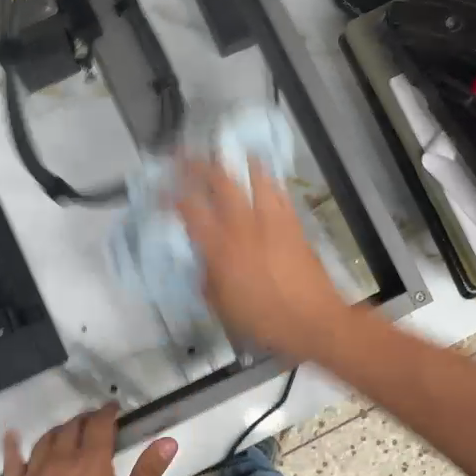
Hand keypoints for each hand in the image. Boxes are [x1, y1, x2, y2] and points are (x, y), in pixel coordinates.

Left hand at [0, 406, 175, 475]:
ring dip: (60, 429)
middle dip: (86, 419)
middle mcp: (60, 461)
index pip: (99, 426)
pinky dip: (13, 444)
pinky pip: (12, 460)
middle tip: (96, 420)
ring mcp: (34, 475)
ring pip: (46, 439)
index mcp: (91, 464)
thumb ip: (147, 474)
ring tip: (69, 430)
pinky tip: (12, 436)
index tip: (114, 408)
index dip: (107, 413)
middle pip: (72, 428)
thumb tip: (168, 441)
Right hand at [176, 159, 349, 360]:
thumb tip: (204, 260)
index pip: (189, 208)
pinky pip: (278, 191)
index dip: (171, 193)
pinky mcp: (294, 223)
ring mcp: (272, 219)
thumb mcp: (222, 305)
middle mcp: (244, 224)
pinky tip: (263, 179)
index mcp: (221, 247)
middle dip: (200, 164)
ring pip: (254, 177)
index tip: (161, 189)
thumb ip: (208, 276)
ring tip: (230, 155)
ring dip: (239, 162)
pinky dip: (267, 180)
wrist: (314, 321)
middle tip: (187, 156)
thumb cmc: (264, 319)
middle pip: (220, 180)